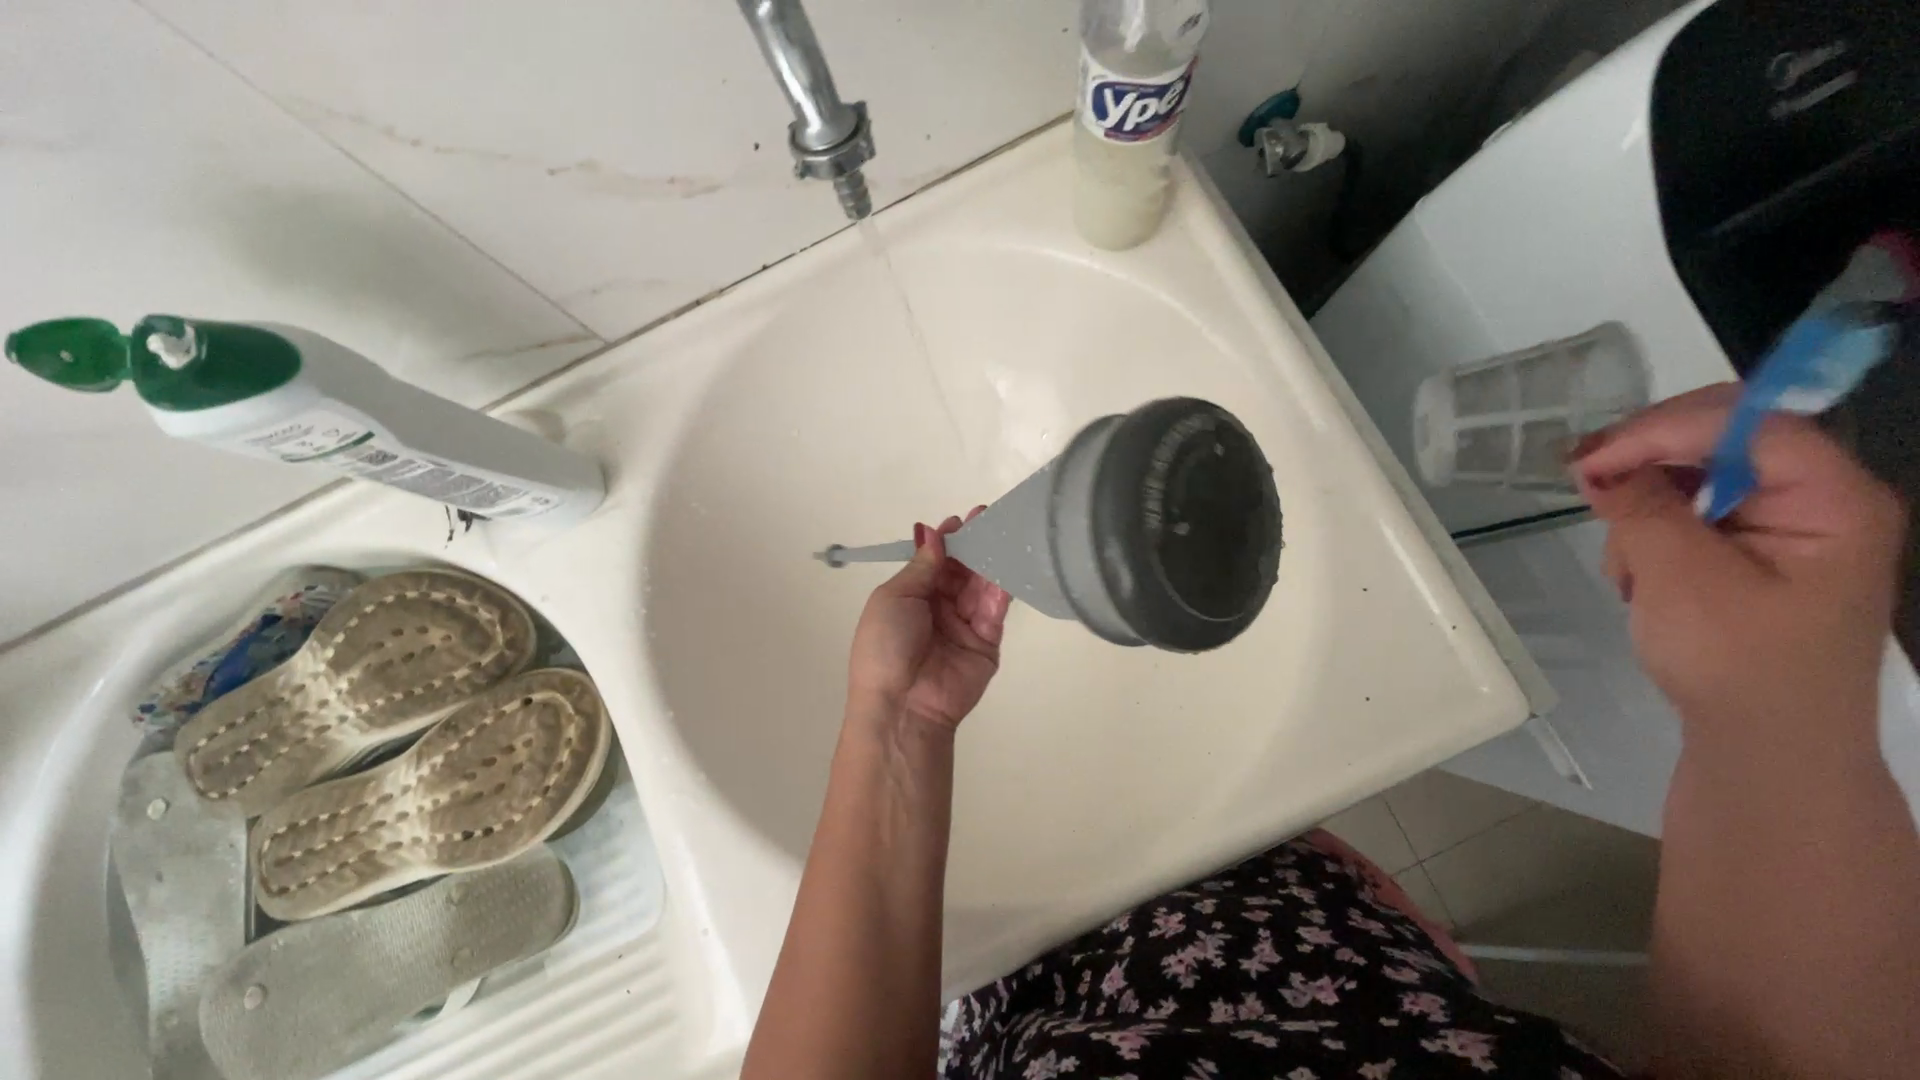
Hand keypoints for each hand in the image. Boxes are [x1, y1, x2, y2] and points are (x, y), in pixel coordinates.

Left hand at [847, 510, 1012, 731]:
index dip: (947, 541)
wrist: (901, 705)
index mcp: (910, 597)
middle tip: (988, 517)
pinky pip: (995, 609)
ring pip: (981, 585)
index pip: (934, 562)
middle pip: (961, 570)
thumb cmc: (885, 646)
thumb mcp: (894, 598)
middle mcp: (939, 608)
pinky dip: (1002, 586)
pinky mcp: (987, 642)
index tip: (961, 519)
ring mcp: (964, 625)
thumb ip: (921, 566)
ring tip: (1002, 533)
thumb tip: (933, 532)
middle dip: (973, 544)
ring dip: (990, 559)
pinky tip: (1008, 562)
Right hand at [1570, 384, 1905, 733]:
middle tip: (1584, 478)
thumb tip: (1596, 463)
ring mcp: (1788, 521)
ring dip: (1647, 503)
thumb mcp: (1679, 581)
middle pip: (1727, 436)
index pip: (1753, 423)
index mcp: (1834, 500)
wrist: (1766, 743)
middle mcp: (1820, 497)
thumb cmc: (1736, 664)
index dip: (1666, 428)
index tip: (1590, 458)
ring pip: (1700, 472)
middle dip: (1651, 455)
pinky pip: (1694, 508)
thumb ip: (1642, 510)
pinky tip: (1641, 571)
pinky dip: (1653, 528)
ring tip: (1628, 563)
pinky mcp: (1755, 545)